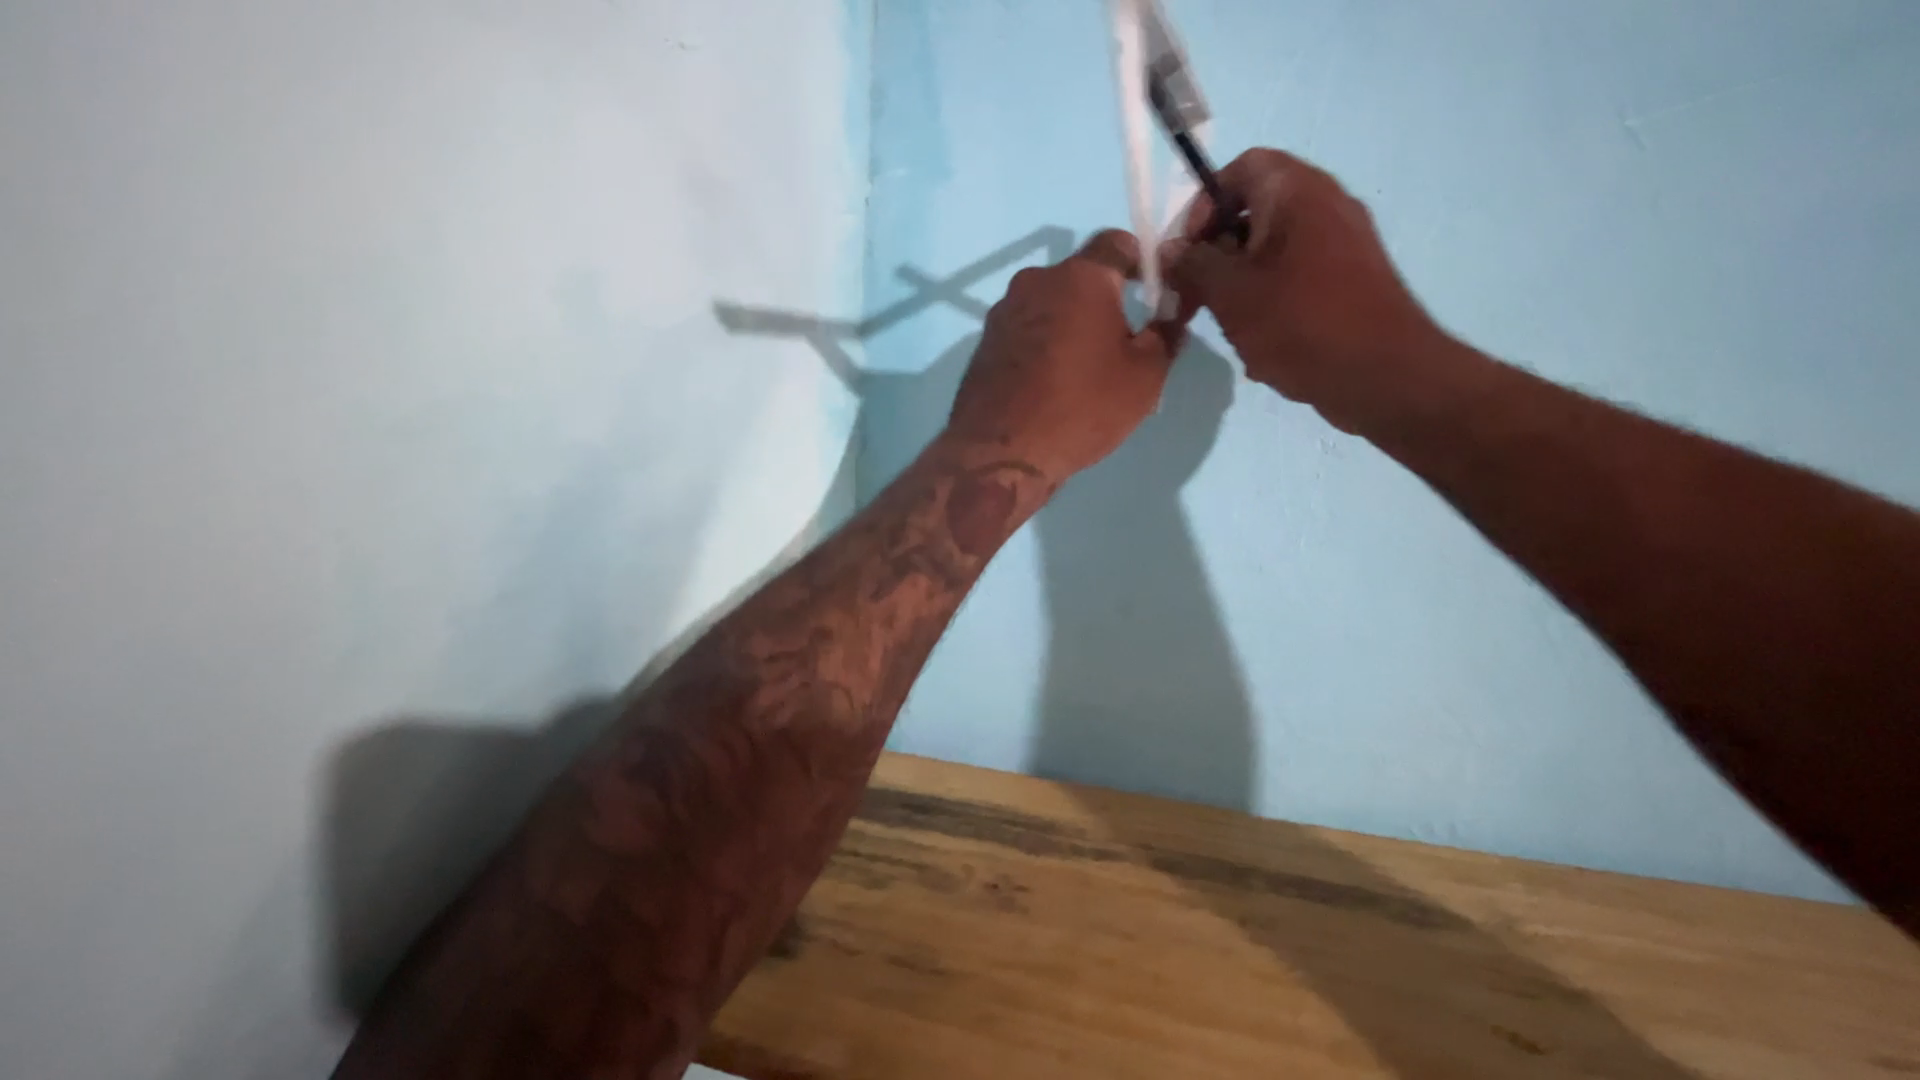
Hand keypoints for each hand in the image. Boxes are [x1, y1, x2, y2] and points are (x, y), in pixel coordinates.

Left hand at [945, 230, 1185, 481]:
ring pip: (1050, 305)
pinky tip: (1052, 384)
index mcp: (1080, 277)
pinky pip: (1026, 332)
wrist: (1002, 452)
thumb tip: (1172, 314)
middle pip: (1080, 277)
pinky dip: (1044, 346)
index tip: (1154, 293)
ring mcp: (1003, 312)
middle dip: (1104, 300)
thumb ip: (1165, 334)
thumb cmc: (1082, 407)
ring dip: (1070, 324)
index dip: (1140, 261)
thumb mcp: (1144, 376)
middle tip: (1122, 341)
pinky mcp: (985, 343)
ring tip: (1084, 370)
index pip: (1116, 242)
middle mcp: (1035, 281)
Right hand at [1162, 149, 1449, 432]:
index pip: (1240, 169)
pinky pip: (1296, 276)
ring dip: (1237, 282)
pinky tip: (1258, 342)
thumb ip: (1193, 265)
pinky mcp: (1350, 280)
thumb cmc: (1299, 323)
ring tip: (1223, 325)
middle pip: (1253, 212)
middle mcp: (1325, 205)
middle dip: (1214, 253)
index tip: (1185, 252)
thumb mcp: (1230, 294)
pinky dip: (1268, 300)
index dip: (1203, 205)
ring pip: (1271, 250)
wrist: (1382, 375)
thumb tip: (1172, 249)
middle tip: (1191, 296)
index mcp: (1297, 191)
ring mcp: (1343, 243)